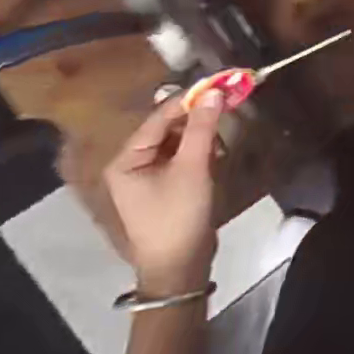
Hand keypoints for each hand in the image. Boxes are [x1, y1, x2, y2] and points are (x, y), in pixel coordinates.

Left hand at [103, 91, 224, 294]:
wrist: (181, 268)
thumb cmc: (179, 216)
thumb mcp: (192, 168)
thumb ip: (203, 128)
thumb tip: (214, 92)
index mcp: (126, 159)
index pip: (159, 118)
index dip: (189, 100)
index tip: (219, 85)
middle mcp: (132, 165)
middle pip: (168, 130)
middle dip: (197, 122)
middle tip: (226, 110)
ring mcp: (149, 179)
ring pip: (178, 145)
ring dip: (201, 141)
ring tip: (221, 144)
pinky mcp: (167, 190)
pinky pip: (183, 161)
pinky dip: (200, 157)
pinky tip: (215, 160)